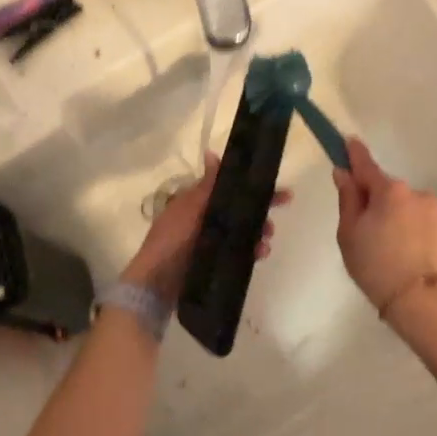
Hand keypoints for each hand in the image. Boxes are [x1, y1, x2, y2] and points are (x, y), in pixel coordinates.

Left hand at [122, 152, 291, 304]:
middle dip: (260, 215)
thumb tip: (212, 152)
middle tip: (273, 224)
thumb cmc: (171, 240)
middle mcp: (204, 219)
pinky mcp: (214, 262)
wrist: (156, 283)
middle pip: (239, 212)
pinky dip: (250, 252)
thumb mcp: (189, 209)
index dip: (254, 188)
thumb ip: (206, 185)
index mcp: (197, 203)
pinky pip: (238, 253)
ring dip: (258, 234)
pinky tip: (259, 254)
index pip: (230, 189)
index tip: (280, 192)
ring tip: (265, 242)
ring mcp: (210, 242)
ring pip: (242, 233)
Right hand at [333, 138, 436, 313]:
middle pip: (389, 192)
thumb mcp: (349, 234)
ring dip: (398, 222)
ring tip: (389, 255)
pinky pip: (424, 229)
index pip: (366, 166)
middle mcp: (417, 195)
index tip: (348, 141)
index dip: (354, 154)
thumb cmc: (376, 267)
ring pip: (408, 211)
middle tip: (365, 234)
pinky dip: (414, 237)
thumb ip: (348, 200)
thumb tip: (344, 173)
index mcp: (390, 191)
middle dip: (377, 204)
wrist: (424, 303)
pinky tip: (408, 261)